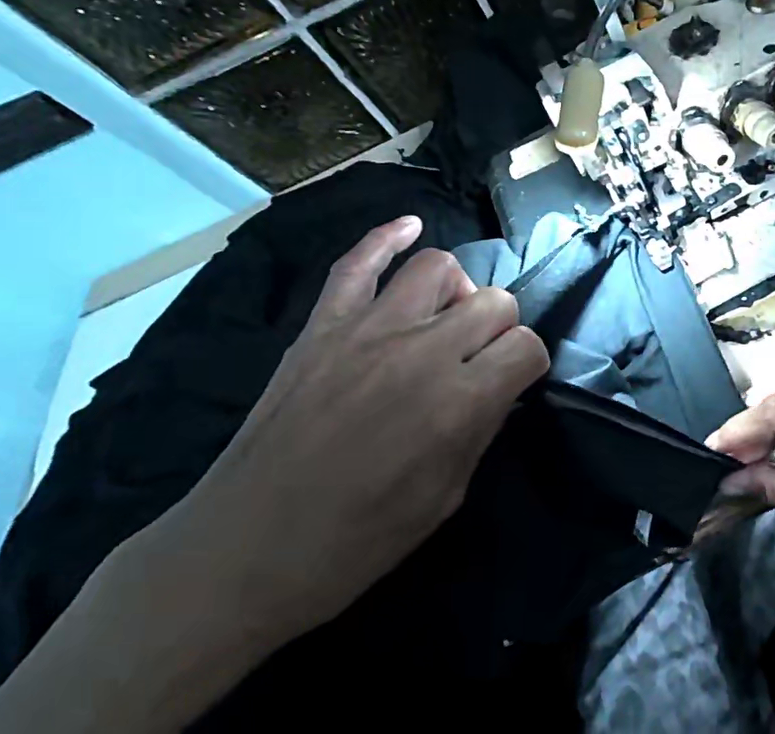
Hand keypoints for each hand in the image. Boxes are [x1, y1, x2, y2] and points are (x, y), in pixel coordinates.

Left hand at [0, 217, 551, 733]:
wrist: (247, 547)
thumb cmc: (353, 543)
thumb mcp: (442, 500)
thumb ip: (479, 431)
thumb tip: (498, 388)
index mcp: (457, 403)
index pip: (525, 347)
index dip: (527, 364)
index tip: (512, 381)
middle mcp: (420, 351)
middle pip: (492, 301)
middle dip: (501, 327)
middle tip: (481, 356)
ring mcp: (367, 328)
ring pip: (436, 267)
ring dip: (457, 290)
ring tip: (446, 318)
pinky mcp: (322, 324)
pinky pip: (359, 261)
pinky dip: (388, 236)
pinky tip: (410, 227)